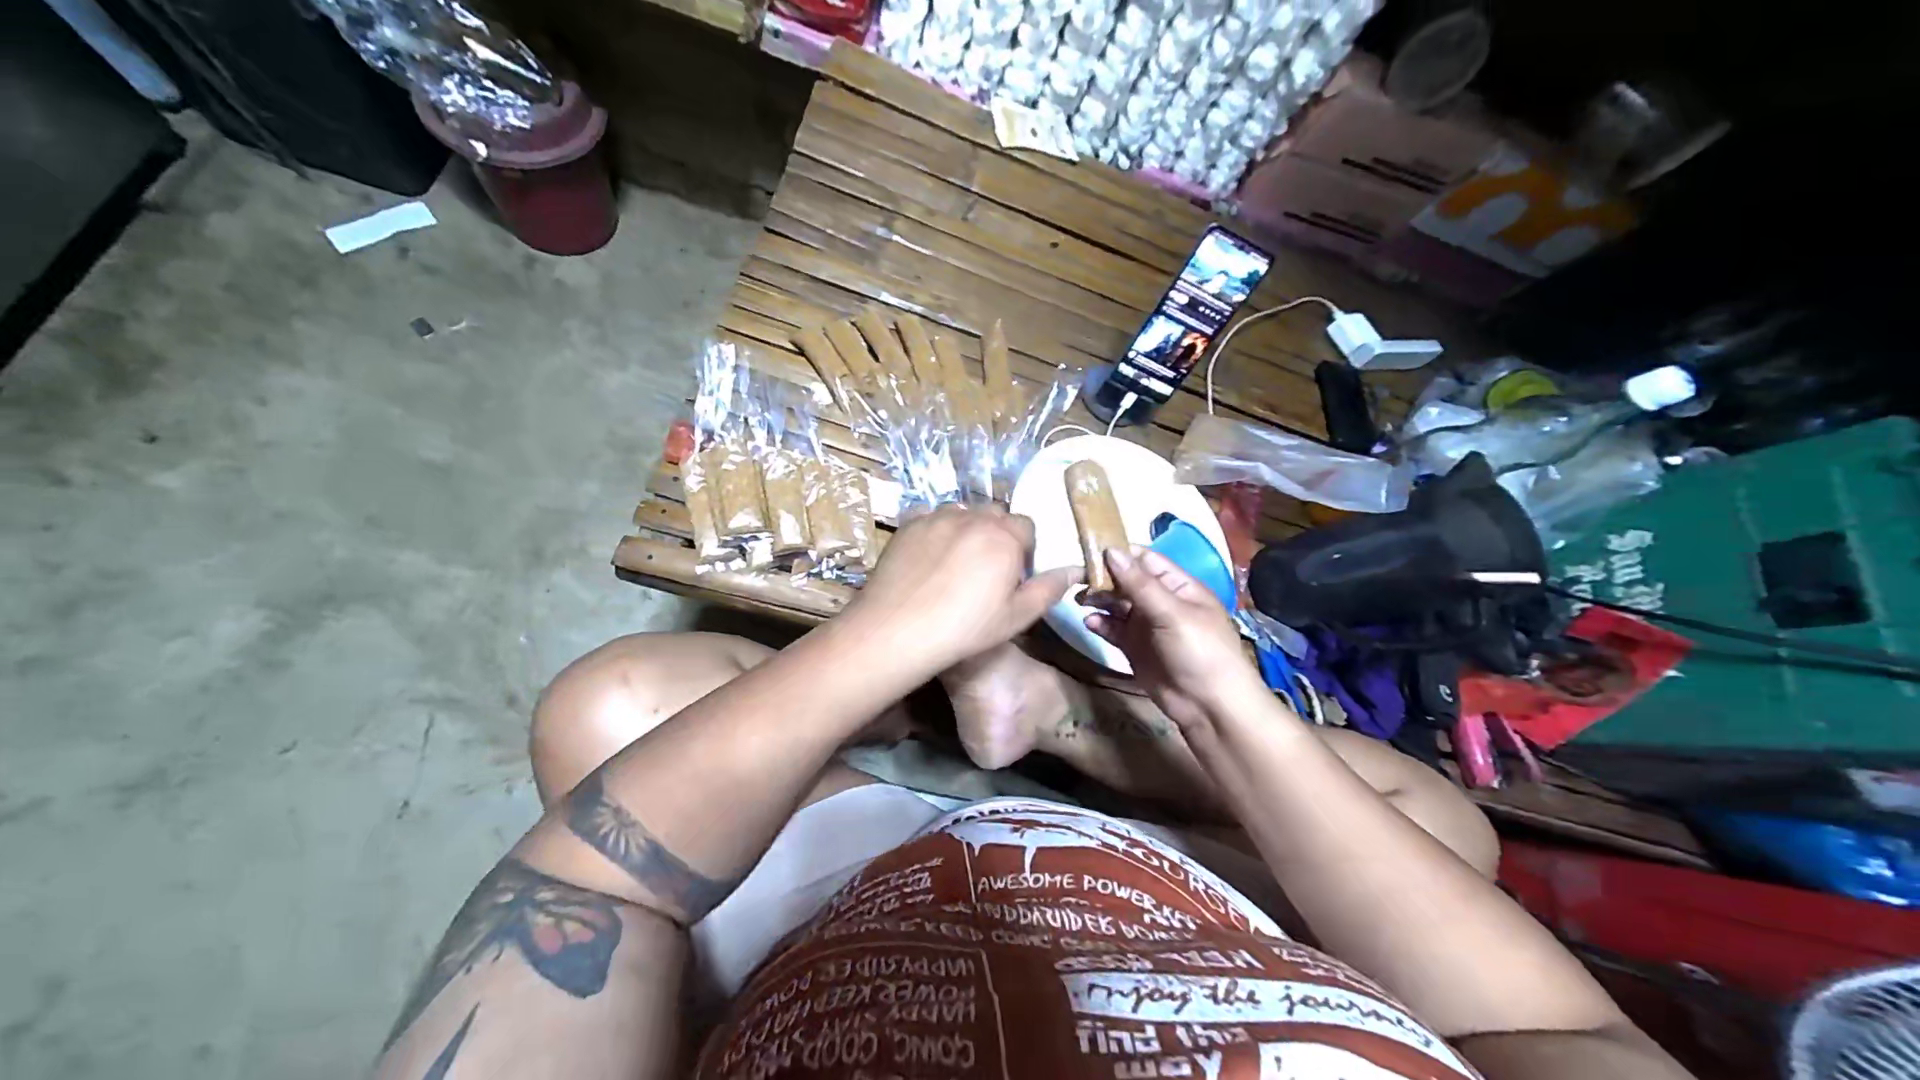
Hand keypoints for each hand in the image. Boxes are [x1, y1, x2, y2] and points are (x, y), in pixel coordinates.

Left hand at [845, 504, 1079, 671]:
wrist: (897, 629)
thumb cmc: (964, 629)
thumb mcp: (1016, 617)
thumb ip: (1048, 589)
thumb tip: (1075, 569)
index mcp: (1005, 538)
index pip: (1026, 526)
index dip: (1024, 548)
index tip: (1014, 573)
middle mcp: (973, 519)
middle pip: (995, 514)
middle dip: (998, 533)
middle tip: (987, 568)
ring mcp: (938, 517)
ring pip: (963, 512)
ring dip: (968, 528)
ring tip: (957, 561)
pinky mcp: (909, 525)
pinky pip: (932, 517)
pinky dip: (938, 530)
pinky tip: (930, 558)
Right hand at [1085, 546, 1266, 728]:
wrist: (1209, 705)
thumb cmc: (1200, 650)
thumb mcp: (1172, 613)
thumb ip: (1139, 583)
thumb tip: (1111, 551)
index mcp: (1178, 586)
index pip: (1144, 560)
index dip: (1119, 554)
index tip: (1089, 550)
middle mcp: (1161, 601)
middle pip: (1126, 580)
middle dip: (1103, 577)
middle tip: (1077, 577)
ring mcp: (1146, 625)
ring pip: (1117, 604)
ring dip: (1098, 599)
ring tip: (1079, 599)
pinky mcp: (1134, 647)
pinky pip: (1113, 629)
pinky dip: (1100, 624)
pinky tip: (1089, 622)